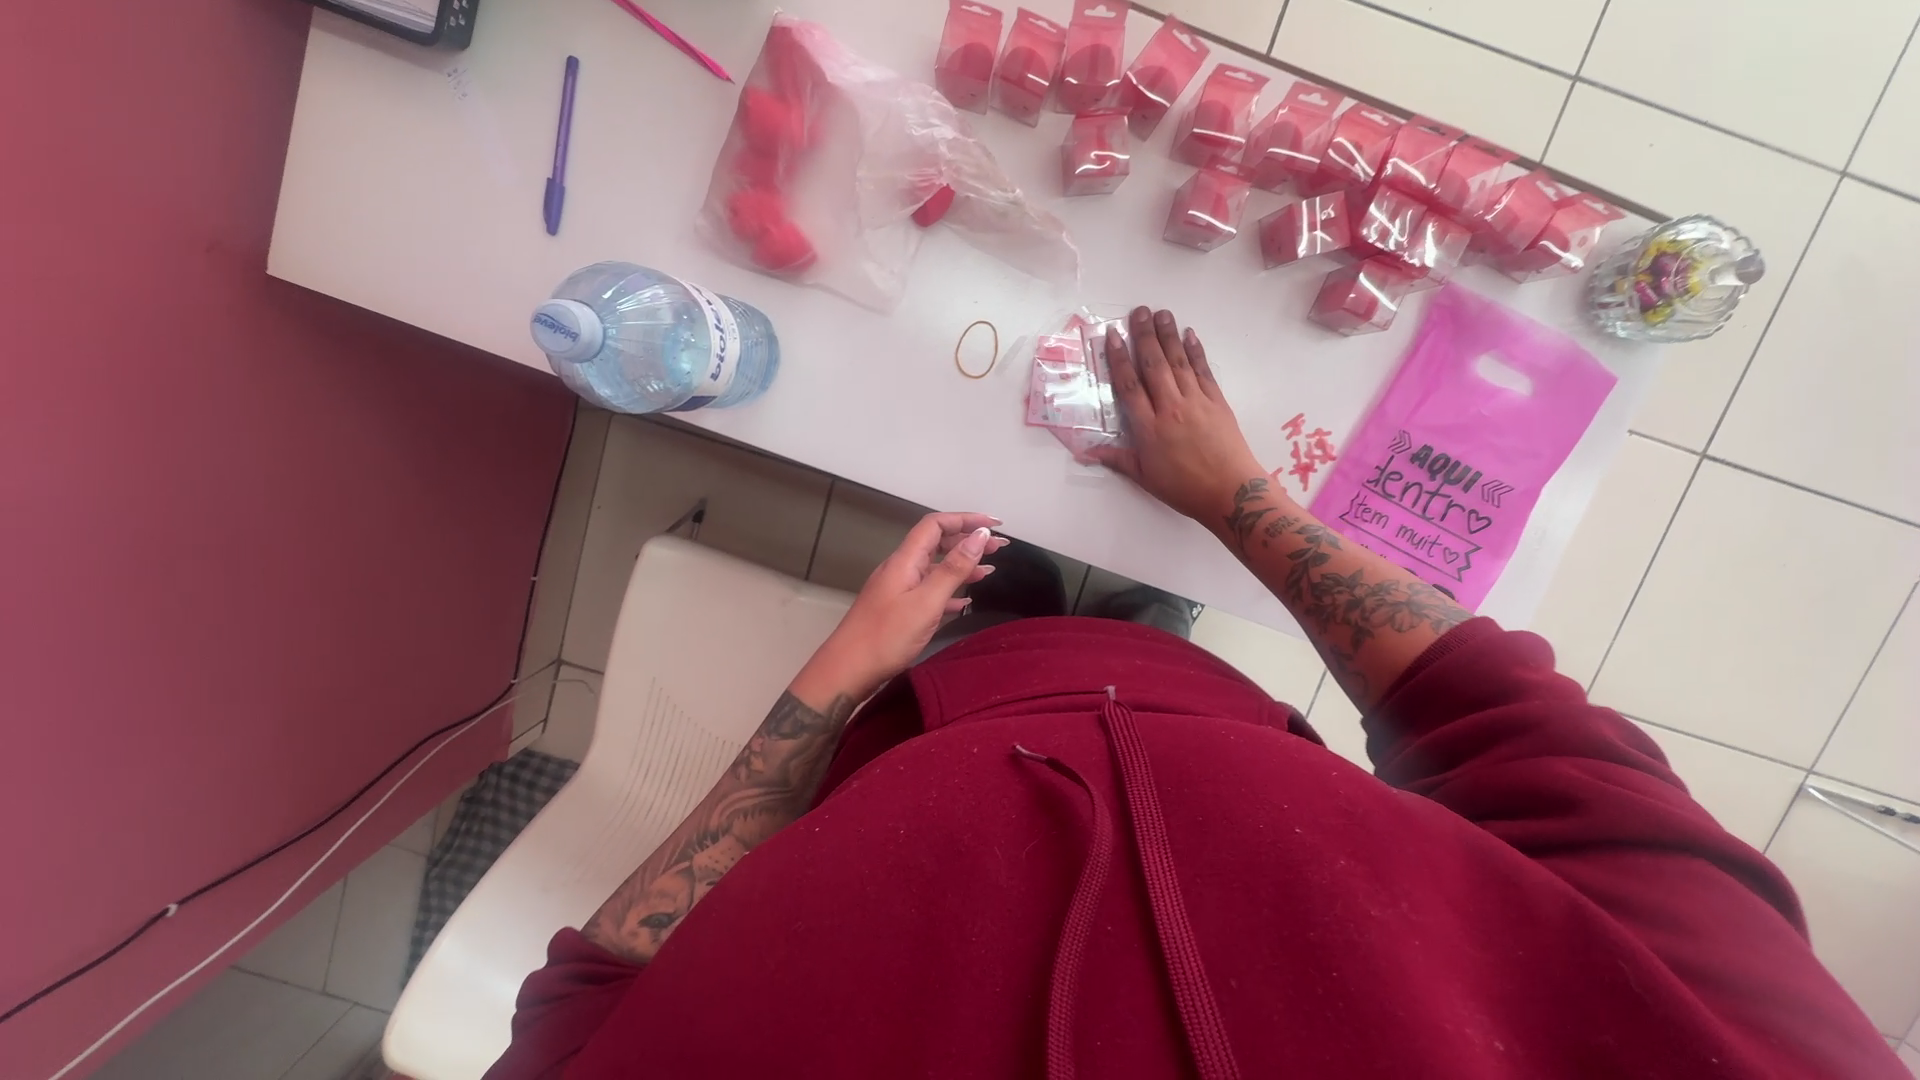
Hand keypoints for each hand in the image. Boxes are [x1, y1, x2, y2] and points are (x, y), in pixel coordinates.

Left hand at [793, 512, 1007, 702]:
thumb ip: (953, 568)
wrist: (846, 671)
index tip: (995, 525)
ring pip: (934, 568)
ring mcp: (897, 590)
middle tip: (1000, 548)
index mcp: (905, 560)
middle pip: (937, 543)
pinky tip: (965, 601)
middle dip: (968, 541)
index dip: (966, 519)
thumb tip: (979, 535)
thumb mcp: (926, 602)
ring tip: (989, 571)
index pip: (936, 525)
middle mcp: (900, 569)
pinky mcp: (897, 610)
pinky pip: (928, 591)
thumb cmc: (885, 637)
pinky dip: (950, 591)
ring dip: (962, 566)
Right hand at [1089, 308, 1266, 532]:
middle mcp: (1171, 408)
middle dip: (1145, 336)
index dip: (1120, 358)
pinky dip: (1196, 352)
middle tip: (1138, 311)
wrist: (1231, 492)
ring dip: (1169, 336)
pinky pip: (1204, 371)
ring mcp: (1196, 402)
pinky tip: (1189, 335)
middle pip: (1154, 365)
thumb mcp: (1144, 477)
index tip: (1114, 336)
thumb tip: (1085, 453)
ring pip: (1179, 362)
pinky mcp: (1217, 402)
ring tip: (1161, 313)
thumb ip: (1116, 459)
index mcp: (1149, 427)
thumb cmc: (1184, 489)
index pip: (1130, 385)